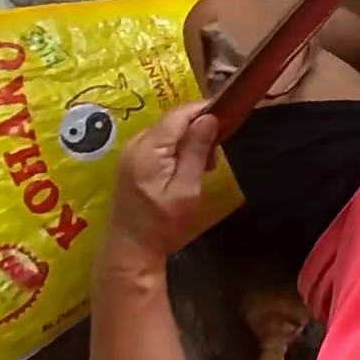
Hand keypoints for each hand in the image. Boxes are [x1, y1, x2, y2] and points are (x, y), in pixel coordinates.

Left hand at [98, 101, 219, 284]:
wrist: (131, 249)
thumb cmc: (162, 223)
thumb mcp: (186, 189)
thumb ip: (196, 151)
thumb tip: (209, 118)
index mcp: (149, 149)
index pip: (179, 114)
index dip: (203, 109)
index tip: (228, 115)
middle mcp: (136, 143)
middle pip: (172, 119)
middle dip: (198, 126)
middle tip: (217, 148)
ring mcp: (131, 151)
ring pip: (167, 129)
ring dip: (189, 137)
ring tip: (206, 162)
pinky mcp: (132, 160)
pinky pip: (159, 141)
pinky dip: (177, 146)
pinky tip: (188, 165)